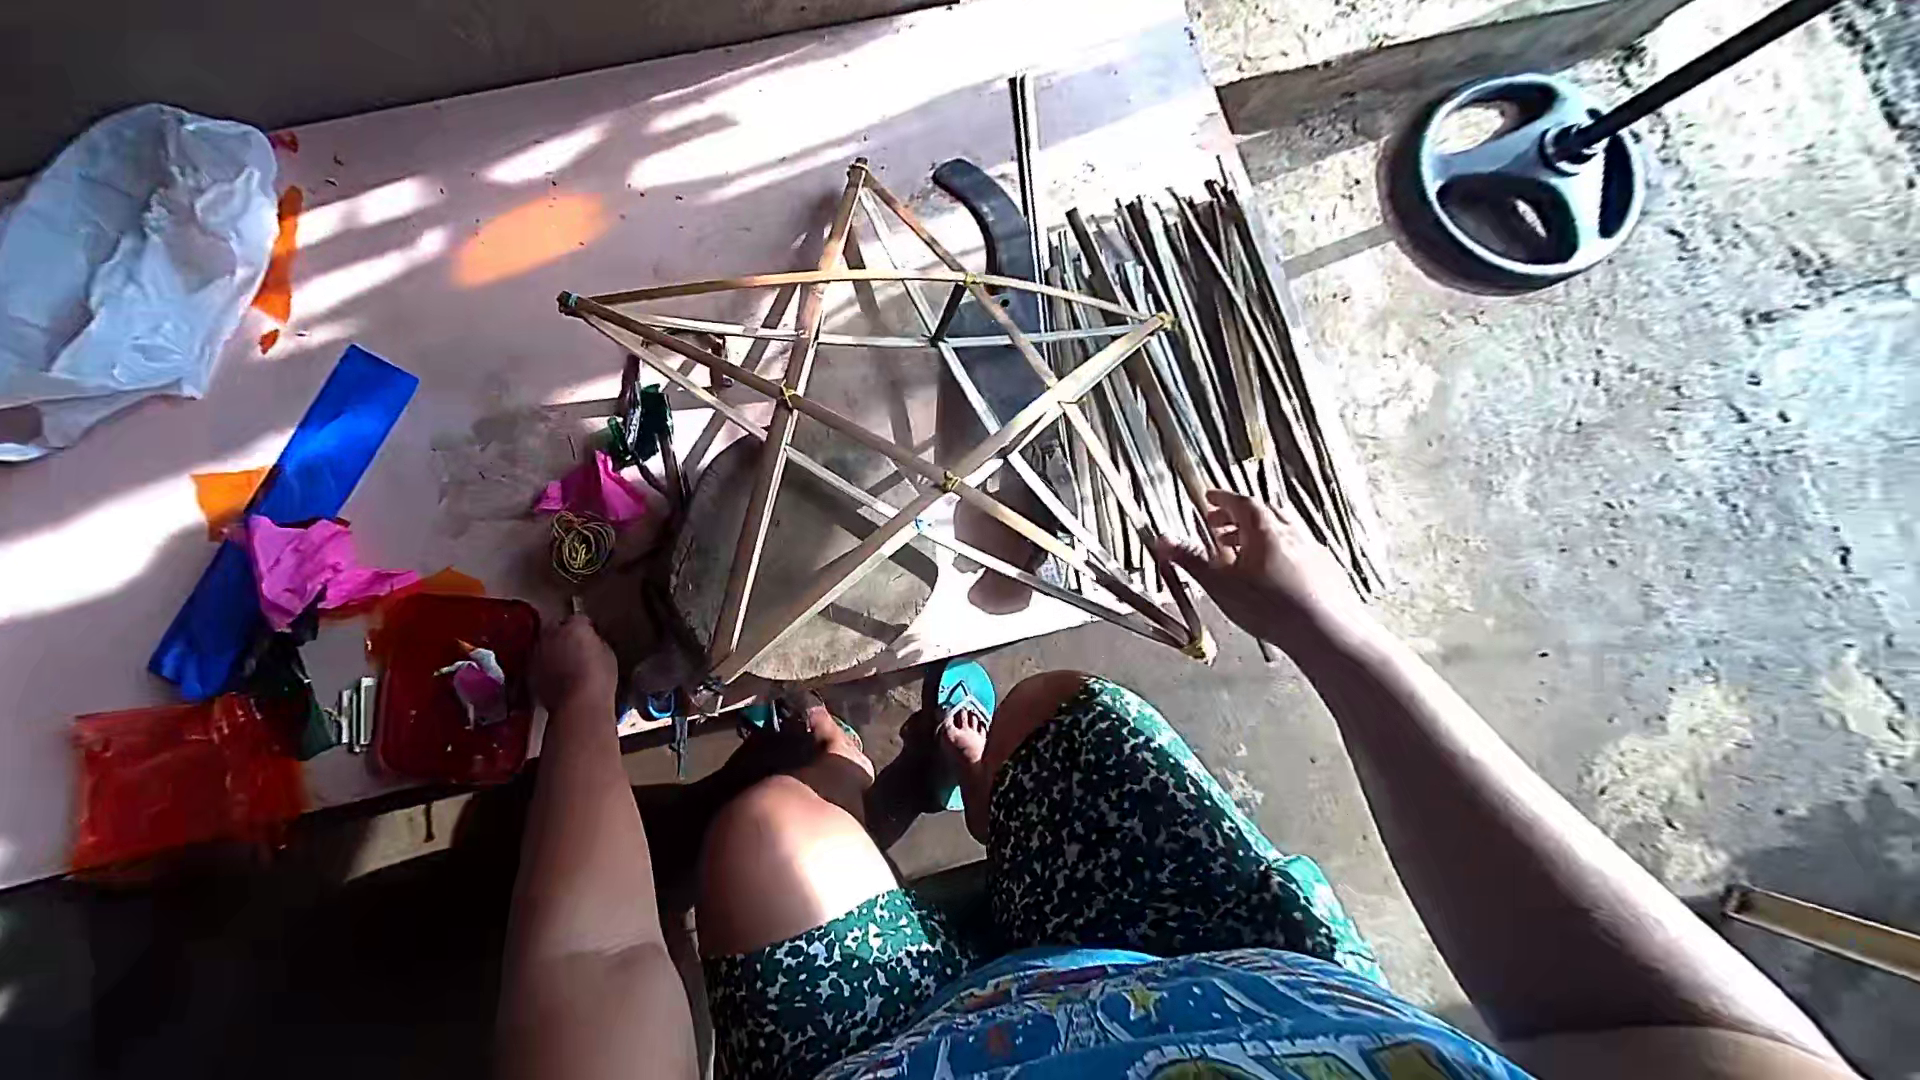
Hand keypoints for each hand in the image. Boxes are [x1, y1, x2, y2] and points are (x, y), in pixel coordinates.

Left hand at [532, 613, 617, 714]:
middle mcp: (550, 635)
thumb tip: (589, 641)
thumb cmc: (600, 677)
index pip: (579, 618)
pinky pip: (537, 661)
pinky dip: (544, 664)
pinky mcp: (528, 671)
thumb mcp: (607, 653)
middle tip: (575, 645)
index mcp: (574, 627)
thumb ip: (595, 641)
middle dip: (562, 633)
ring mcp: (536, 653)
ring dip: (551, 648)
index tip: (592, 635)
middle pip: (554, 626)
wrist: (578, 704)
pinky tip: (554, 675)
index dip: (586, 627)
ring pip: (543, 644)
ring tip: (563, 660)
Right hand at [1154, 490, 1376, 655]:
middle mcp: (1291, 533)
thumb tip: (1164, 541)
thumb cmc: (1272, 608)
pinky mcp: (1325, 570)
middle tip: (1218, 524)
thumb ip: (1191, 560)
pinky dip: (1277, 551)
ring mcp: (1312, 551)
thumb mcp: (1220, 585)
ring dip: (1257, 534)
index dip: (1222, 499)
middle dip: (1237, 516)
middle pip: (1262, 513)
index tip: (1210, 498)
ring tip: (1239, 551)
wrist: (1326, 632)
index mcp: (1264, 530)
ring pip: (1281, 531)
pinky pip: (1296, 550)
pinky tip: (1270, 573)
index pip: (1240, 502)